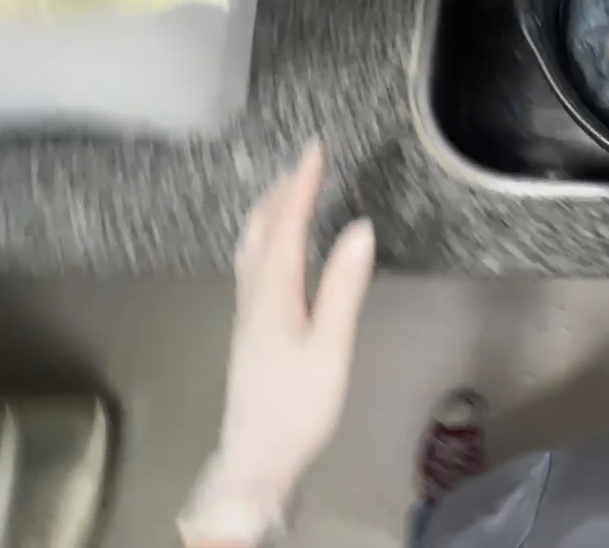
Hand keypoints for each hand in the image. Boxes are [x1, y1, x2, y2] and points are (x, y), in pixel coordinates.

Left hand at [181, 143, 375, 545]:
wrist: (256, 460)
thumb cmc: (299, 405)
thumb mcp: (330, 347)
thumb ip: (344, 287)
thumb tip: (360, 227)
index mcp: (274, 294)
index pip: (287, 225)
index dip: (302, 184)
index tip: (316, 148)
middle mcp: (254, 293)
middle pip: (262, 229)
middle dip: (283, 189)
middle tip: (308, 159)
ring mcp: (247, 310)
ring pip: (252, 244)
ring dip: (271, 208)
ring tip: (291, 187)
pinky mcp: (250, 323)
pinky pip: (254, 260)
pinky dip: (266, 232)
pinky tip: (276, 240)